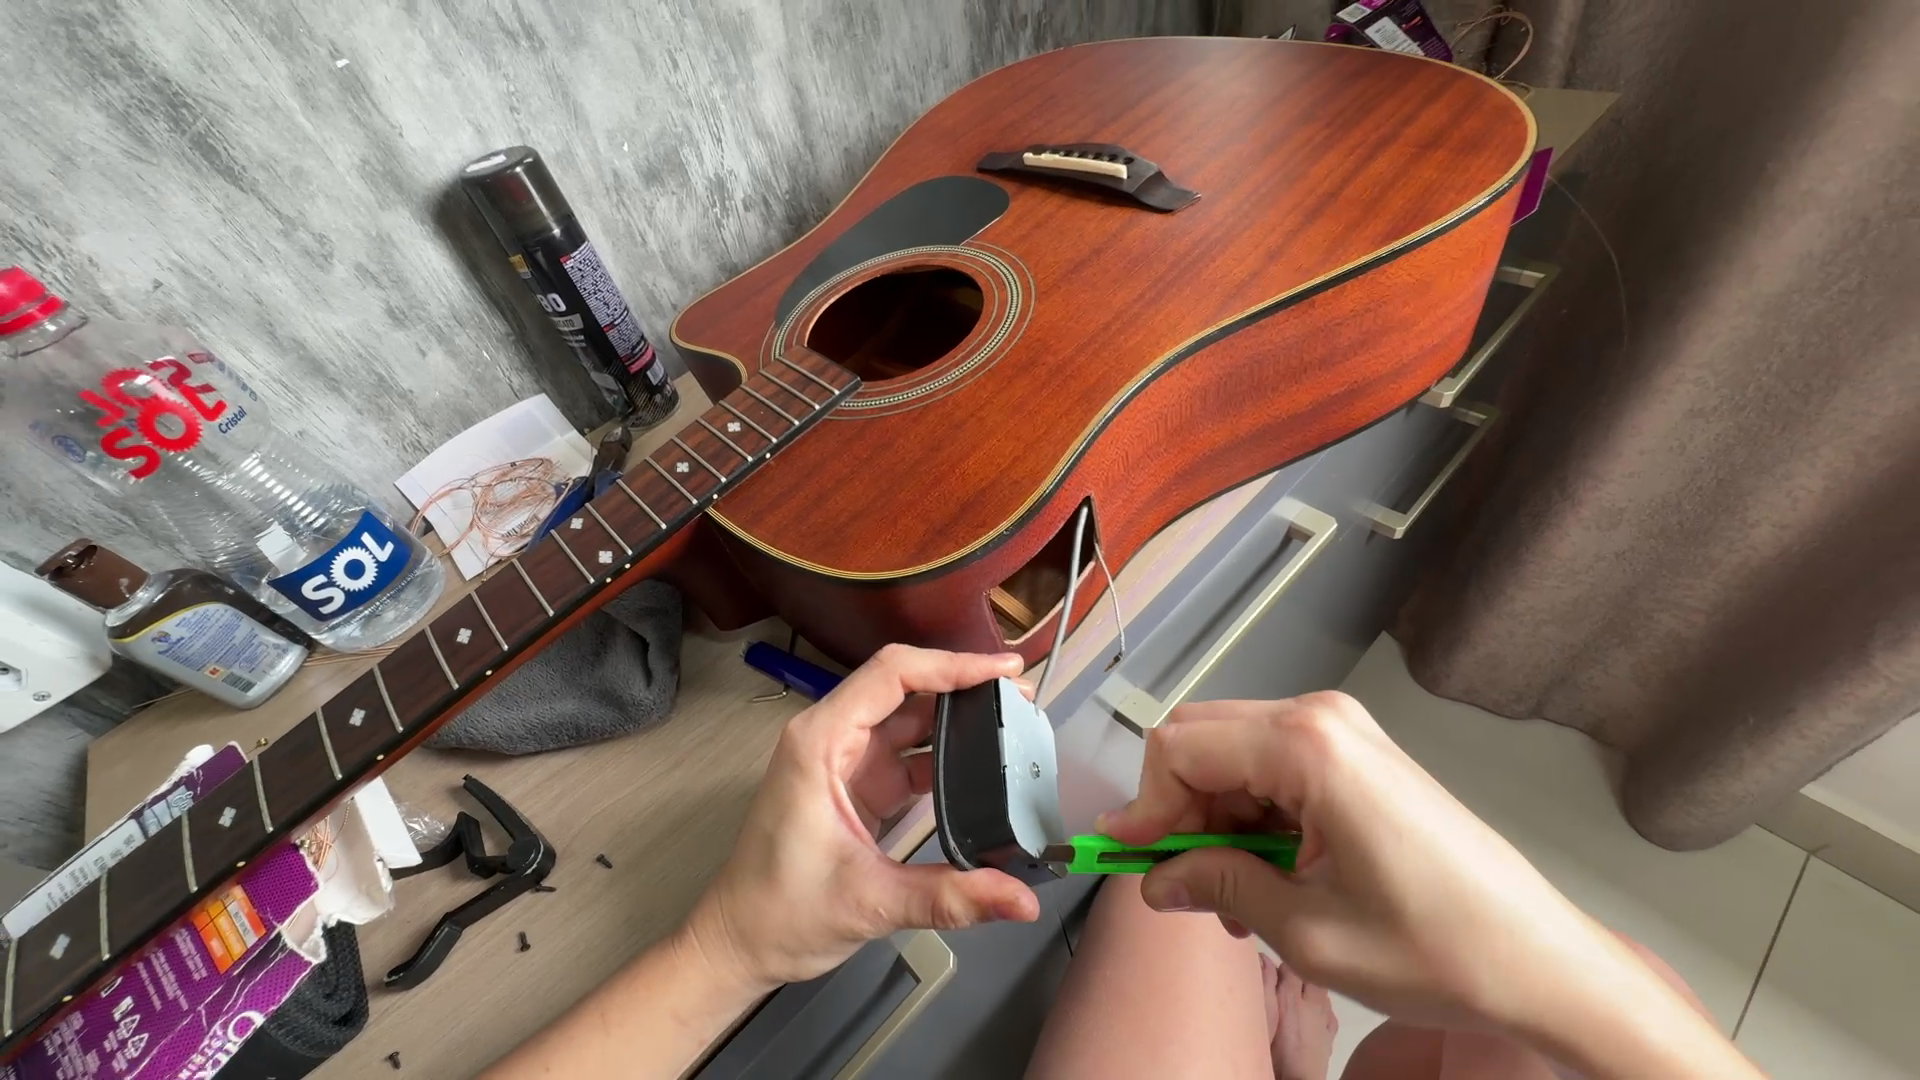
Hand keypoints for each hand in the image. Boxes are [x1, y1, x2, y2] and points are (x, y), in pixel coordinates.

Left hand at [682, 645, 1041, 993]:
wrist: (739, 943)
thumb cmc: (780, 912)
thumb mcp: (870, 903)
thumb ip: (950, 897)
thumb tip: (1022, 901)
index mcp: (820, 741)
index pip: (892, 674)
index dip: (950, 664)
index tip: (1001, 670)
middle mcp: (833, 736)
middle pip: (905, 686)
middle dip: (962, 684)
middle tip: (1017, 693)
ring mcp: (847, 758)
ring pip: (910, 717)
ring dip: (958, 715)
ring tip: (1009, 719)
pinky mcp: (859, 782)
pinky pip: (909, 752)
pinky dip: (946, 754)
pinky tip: (982, 762)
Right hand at [1098, 691, 1617, 1032]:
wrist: (1547, 963)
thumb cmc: (1436, 949)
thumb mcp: (1306, 931)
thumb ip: (1216, 886)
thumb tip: (1152, 879)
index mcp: (1306, 747)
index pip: (1180, 748)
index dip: (1146, 803)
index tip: (1133, 857)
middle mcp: (1317, 718)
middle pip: (1199, 738)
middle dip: (1176, 806)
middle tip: (1182, 876)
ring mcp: (1338, 729)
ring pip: (1228, 751)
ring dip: (1211, 815)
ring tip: (1228, 890)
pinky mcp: (1351, 749)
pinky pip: (1266, 763)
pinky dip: (1246, 811)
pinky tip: (1262, 869)